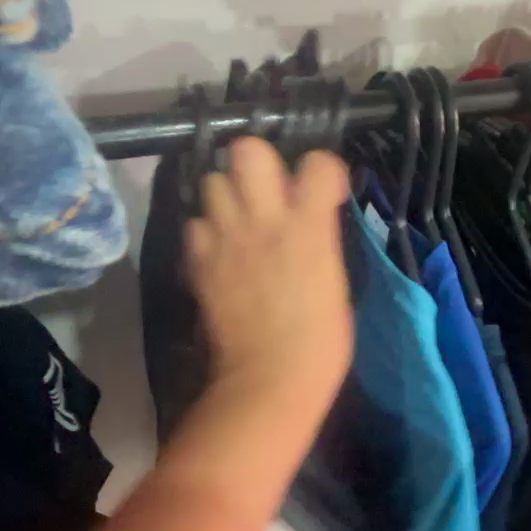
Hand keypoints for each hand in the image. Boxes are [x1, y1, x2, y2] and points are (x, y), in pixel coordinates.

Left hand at [186, 137, 353, 416]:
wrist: (271, 379)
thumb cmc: (321, 343)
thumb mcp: (335, 284)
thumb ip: (319, 242)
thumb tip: (310, 224)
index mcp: (310, 227)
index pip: (318, 164)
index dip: (323, 170)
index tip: (326, 189)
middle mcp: (264, 220)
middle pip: (247, 151)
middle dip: (259, 164)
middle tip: (269, 192)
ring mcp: (226, 238)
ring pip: (212, 183)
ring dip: (228, 197)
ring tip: (241, 223)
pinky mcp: (199, 262)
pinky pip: (195, 226)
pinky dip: (207, 234)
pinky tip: (221, 253)